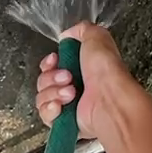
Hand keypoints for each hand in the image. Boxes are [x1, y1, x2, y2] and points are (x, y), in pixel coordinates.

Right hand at [34, 22, 147, 141]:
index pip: (51, 66)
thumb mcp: (97, 38)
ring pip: (42, 97)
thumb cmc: (106, 72)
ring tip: (71, 93)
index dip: (48, 63)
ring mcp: (68, 105)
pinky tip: (61, 106)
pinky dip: (50, 109)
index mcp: (79, 69)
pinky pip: (45, 114)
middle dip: (51, 77)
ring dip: (53, 92)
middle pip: (43, 80)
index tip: (54, 60)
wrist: (109, 100)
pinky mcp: (64, 122)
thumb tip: (67, 34)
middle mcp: (73, 87)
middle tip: (68, 77)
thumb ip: (81, 30)